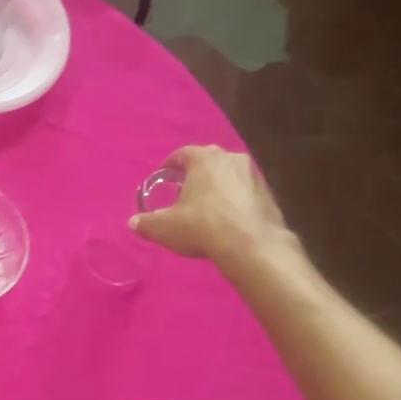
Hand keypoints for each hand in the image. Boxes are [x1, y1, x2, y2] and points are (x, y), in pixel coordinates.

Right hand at [130, 146, 295, 269]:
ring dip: (216, 187)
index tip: (163, 178)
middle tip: (182, 194)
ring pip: (228, 176)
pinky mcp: (268, 193)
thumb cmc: (202, 226)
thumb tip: (132, 222)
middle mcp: (231, 157)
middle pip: (207, 162)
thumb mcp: (164, 227)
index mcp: (204, 158)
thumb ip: (146, 223)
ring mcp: (253, 174)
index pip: (181, 154)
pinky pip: (243, 192)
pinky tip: (226, 220)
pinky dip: (233, 201)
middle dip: (194, 176)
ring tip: (205, 209)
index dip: (169, 166)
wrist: (251, 245)